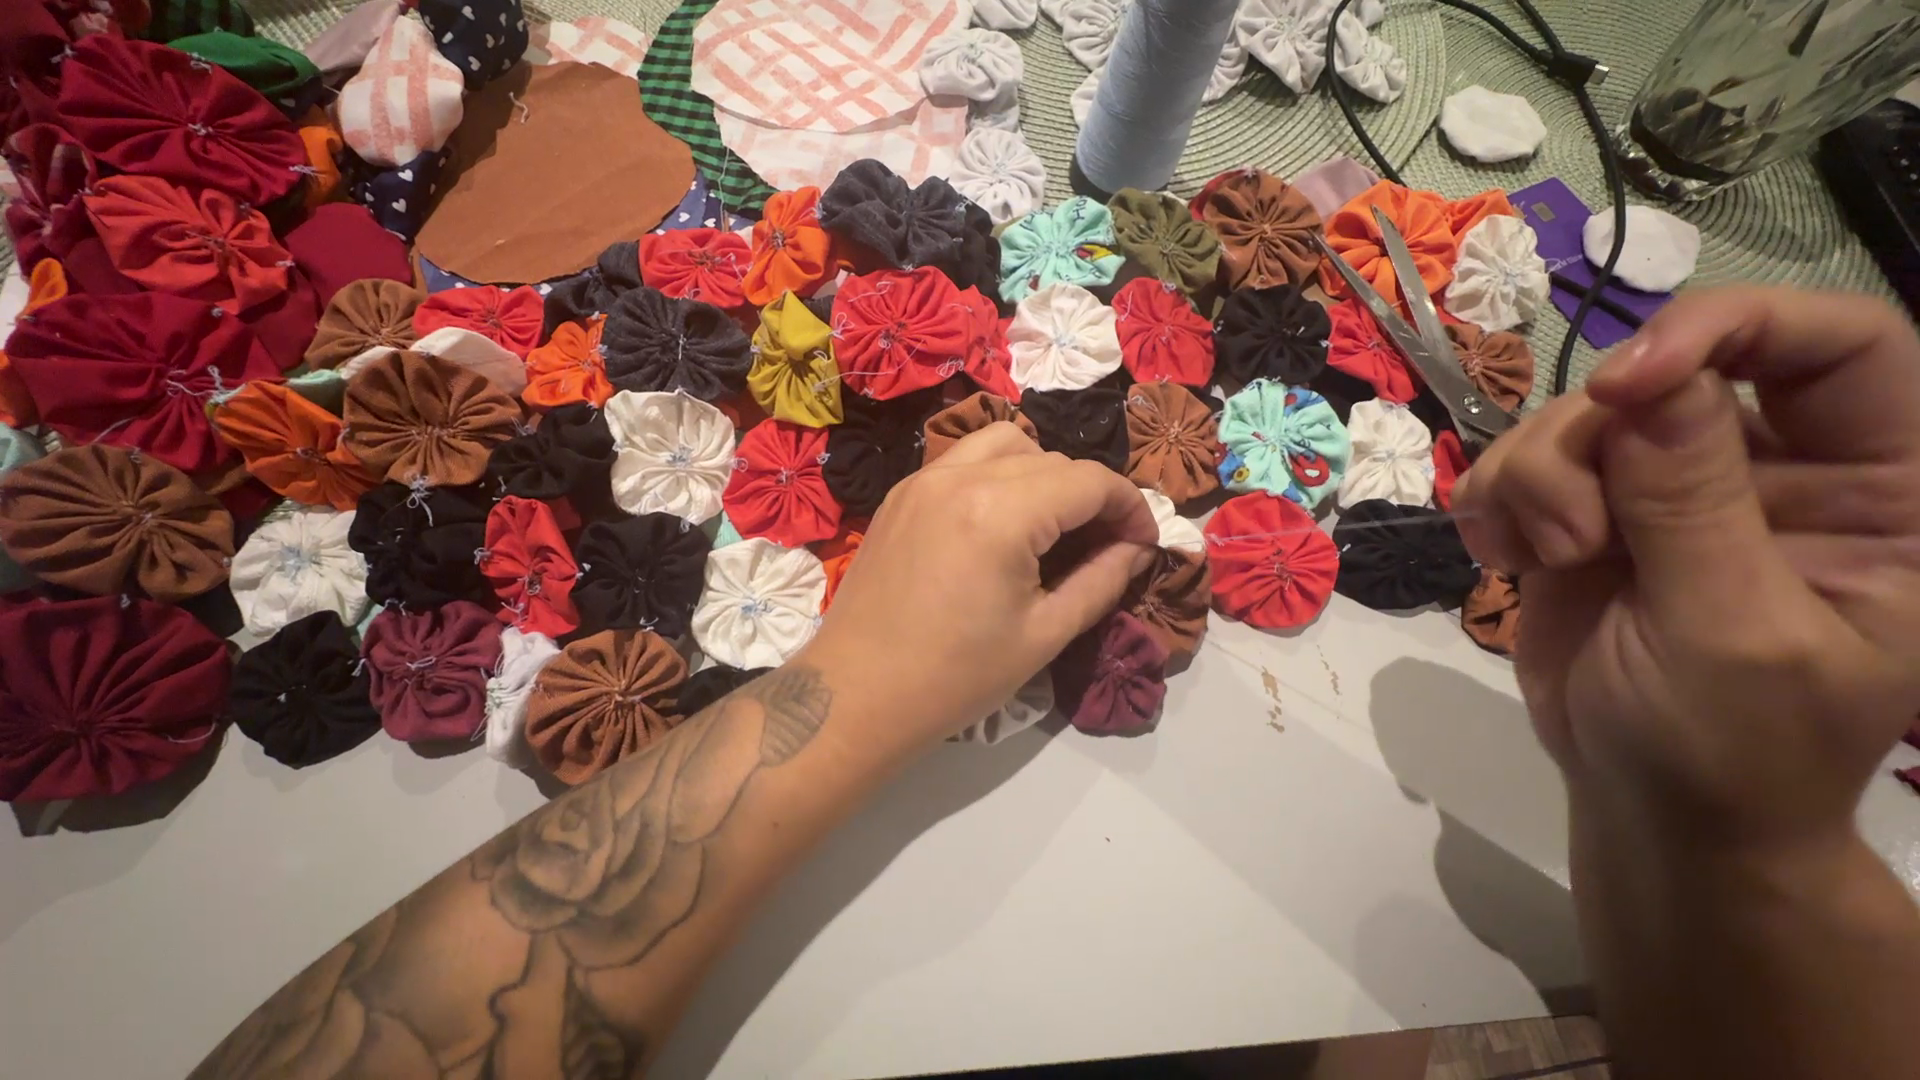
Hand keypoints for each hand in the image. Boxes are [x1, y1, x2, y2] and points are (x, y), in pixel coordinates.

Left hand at [804, 422, 1158, 751]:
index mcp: (1000, 512)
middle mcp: (960, 477)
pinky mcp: (900, 495)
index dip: (1129, 506)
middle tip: (1105, 543)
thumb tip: (1137, 548)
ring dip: (1044, 472)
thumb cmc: (954, 678)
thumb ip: (1101, 580)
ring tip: (1053, 525)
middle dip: (1090, 494)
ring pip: (1005, 444)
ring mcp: (922, 480)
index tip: (1143, 542)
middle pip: (1051, 459)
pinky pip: (963, 460)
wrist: (857, 694)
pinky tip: (1002, 521)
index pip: (1088, 480)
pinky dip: (998, 474)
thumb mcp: (1044, 634)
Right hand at [1455, 287, 1919, 844]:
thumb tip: (1652, 384)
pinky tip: (1500, 558)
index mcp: (1877, 490)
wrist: (1646, 804)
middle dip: (1584, 446)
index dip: (1730, 332)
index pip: (1836, 348)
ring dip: (1525, 484)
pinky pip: (1511, 465)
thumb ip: (1694, 508)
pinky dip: (1489, 504)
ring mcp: (1659, 491)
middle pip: (1661, 379)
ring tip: (1533, 560)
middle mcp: (1768, 470)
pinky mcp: (1577, 516)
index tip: (1620, 384)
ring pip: (1568, 420)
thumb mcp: (1727, 633)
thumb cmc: (1729, 744)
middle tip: (1565, 537)